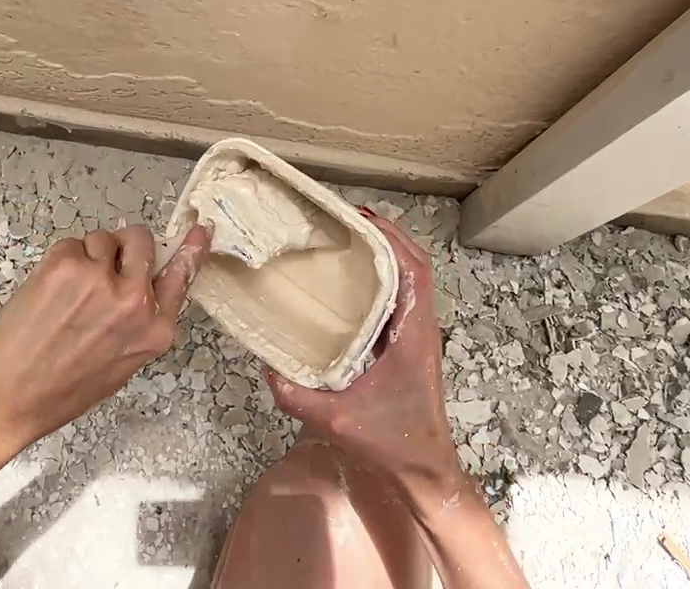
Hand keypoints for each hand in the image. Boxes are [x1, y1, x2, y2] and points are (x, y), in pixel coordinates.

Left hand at [0, 219, 210, 454]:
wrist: (4, 398)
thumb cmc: (62, 390)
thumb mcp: (121, 362)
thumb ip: (142, 320)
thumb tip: (147, 282)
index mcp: (154, 330)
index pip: (181, 276)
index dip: (190, 249)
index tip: (198, 229)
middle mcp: (134, 300)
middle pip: (141, 240)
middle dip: (123, 248)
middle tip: (102, 269)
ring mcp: (100, 278)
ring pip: (103, 238)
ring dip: (89, 255)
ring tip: (68, 292)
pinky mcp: (65, 264)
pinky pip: (74, 242)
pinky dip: (63, 259)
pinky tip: (50, 291)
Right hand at [263, 213, 467, 505]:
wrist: (424, 471)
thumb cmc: (391, 442)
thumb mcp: (337, 420)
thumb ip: (297, 396)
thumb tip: (265, 367)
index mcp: (412, 334)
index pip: (413, 271)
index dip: (392, 239)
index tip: (362, 218)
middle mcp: (421, 326)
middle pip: (415, 265)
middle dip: (388, 236)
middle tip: (350, 218)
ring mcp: (419, 333)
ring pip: (412, 278)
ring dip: (389, 253)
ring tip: (352, 237)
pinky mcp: (410, 343)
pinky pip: (403, 296)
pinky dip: (386, 275)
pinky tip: (355, 277)